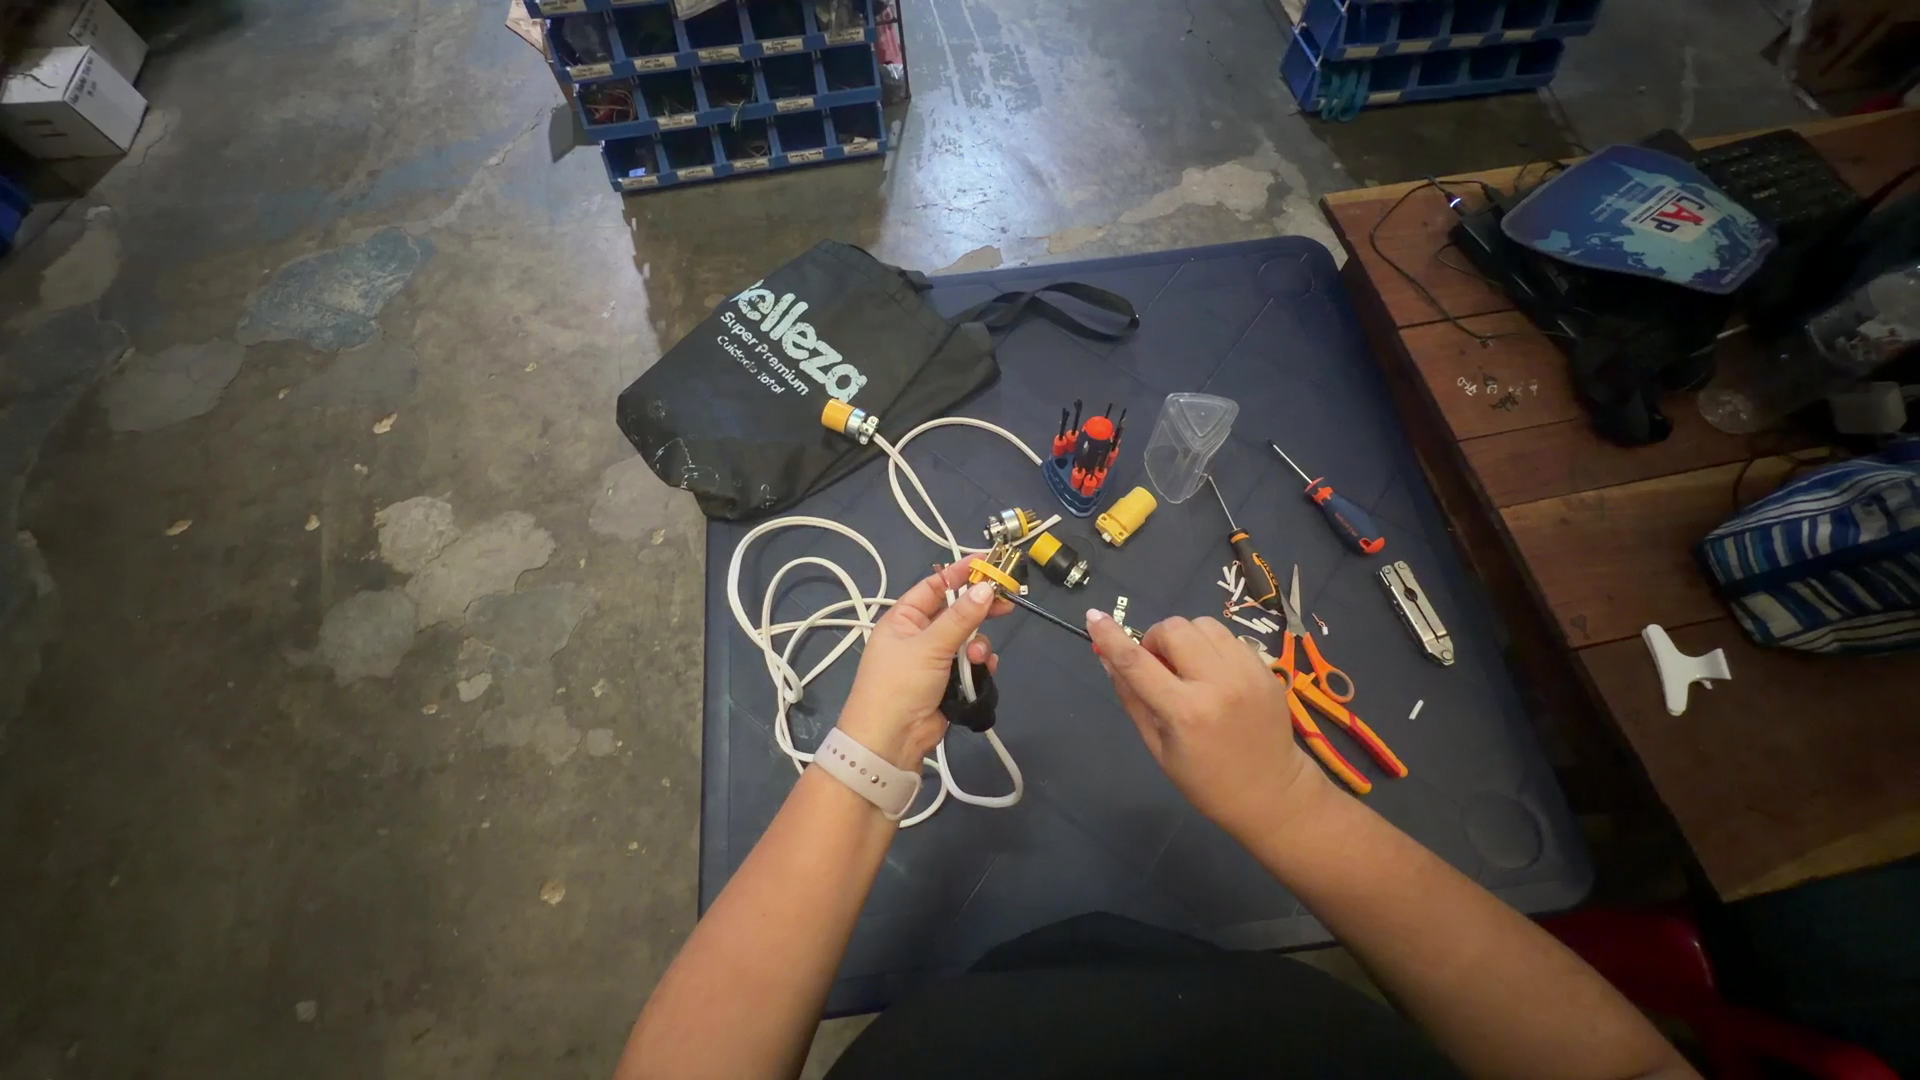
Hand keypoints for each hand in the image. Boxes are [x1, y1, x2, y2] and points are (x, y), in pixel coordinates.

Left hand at [838, 563, 1011, 769]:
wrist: (890, 742)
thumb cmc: (899, 685)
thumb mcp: (929, 646)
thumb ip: (961, 618)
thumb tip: (986, 588)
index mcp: (903, 617)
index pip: (936, 584)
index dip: (963, 572)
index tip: (992, 562)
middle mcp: (918, 633)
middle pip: (956, 611)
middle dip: (979, 610)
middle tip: (1008, 602)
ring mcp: (933, 659)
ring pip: (968, 639)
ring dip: (978, 646)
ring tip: (979, 659)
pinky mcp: (948, 682)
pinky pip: (971, 664)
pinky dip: (980, 666)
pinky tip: (984, 671)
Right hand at [1086, 611, 1331, 839]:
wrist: (1272, 793)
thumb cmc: (1205, 780)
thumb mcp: (1158, 746)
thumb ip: (1132, 697)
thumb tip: (1106, 657)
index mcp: (1186, 711)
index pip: (1137, 662)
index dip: (1111, 636)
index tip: (1093, 616)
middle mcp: (1218, 684)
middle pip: (1174, 629)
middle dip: (1157, 640)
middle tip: (1159, 666)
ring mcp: (1247, 672)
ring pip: (1203, 624)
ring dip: (1185, 638)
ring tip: (1188, 667)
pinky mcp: (1265, 669)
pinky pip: (1228, 637)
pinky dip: (1211, 647)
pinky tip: (1213, 674)